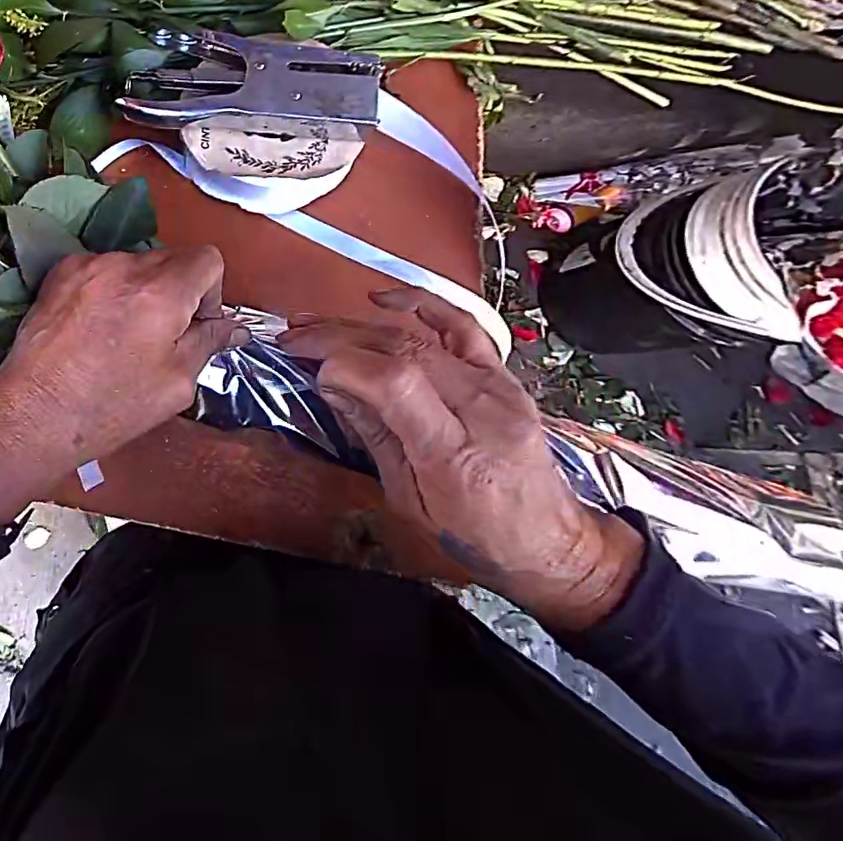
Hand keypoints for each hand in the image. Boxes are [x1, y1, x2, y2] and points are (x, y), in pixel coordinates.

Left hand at [0, 246, 249, 523]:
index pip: (207, 259)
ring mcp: (88, 265)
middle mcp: (124, 265)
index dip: (210, 292)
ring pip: (135, 264)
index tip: (193, 324)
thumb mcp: (175, 383)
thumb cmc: (110, 407)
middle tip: (160, 335)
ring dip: (141, 290)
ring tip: (120, 334)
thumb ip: (208, 343)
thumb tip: (233, 328)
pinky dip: (108, 289)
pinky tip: (94, 326)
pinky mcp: (60, 272)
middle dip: (177, 291)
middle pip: (172, 258)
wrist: (35, 414)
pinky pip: (102, 269)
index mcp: (161, 291)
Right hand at [277, 288, 643, 630]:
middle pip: (400, 348)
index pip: (395, 380)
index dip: (343, 365)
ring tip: (314, 323)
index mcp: (453, 449)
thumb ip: (372, 433)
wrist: (548, 541)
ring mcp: (495, 385)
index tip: (311, 371)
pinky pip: (463, 325)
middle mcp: (479, 406)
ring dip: (358, 323)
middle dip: (336, 337)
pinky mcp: (501, 376)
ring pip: (419, 334)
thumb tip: (331, 385)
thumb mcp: (407, 496)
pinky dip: (421, 303)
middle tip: (293, 339)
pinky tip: (382, 300)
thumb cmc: (475, 532)